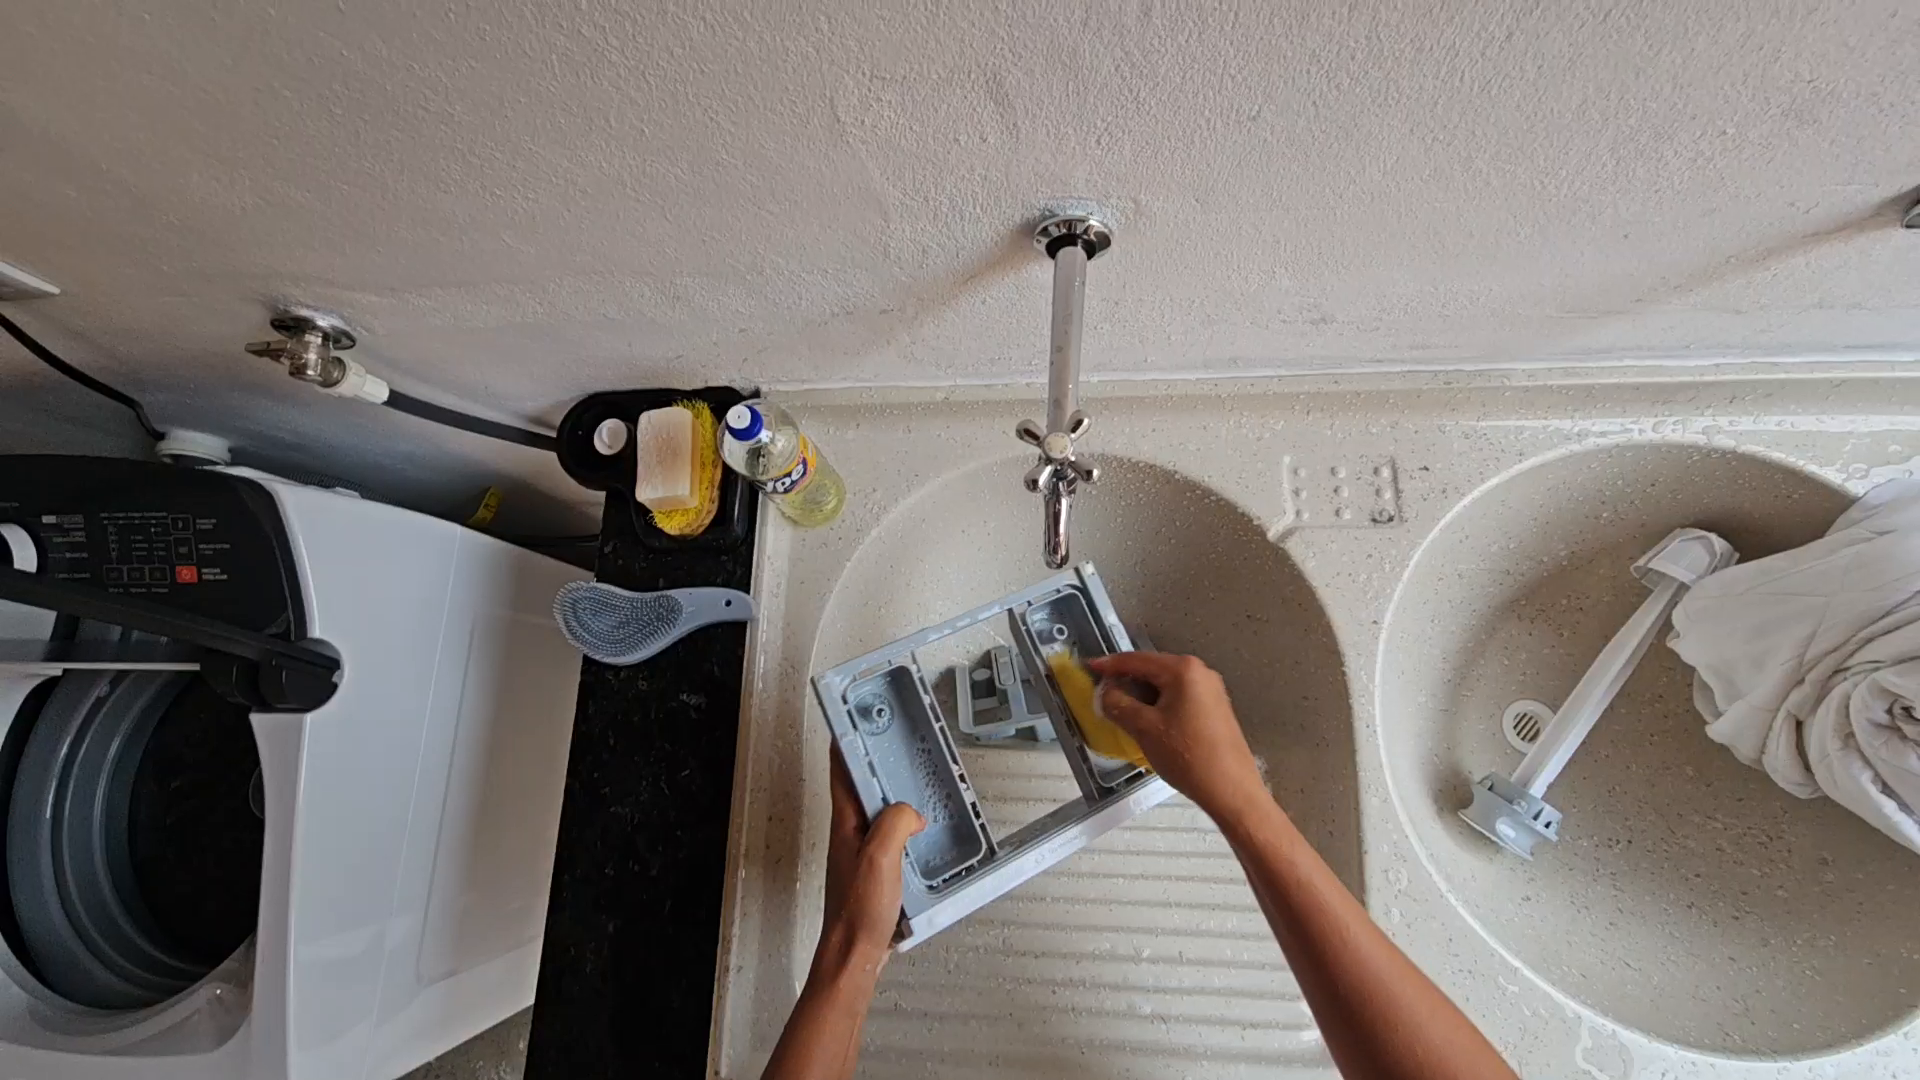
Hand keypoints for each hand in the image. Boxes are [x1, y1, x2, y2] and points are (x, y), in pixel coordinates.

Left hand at [820, 751, 924, 971]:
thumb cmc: (857, 913)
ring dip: (895, 790)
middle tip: (895, 740)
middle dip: (876, 758)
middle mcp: (850, 829)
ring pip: (878, 806)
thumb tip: (911, 811)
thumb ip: (895, 822)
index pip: (840, 766)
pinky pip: (891, 832)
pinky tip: (922, 829)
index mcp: (845, 820)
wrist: (854, 956)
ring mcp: (861, 848)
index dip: (846, 737)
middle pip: (861, 781)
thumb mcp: (880, 858)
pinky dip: (906, 821)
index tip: (855, 715)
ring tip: (916, 778)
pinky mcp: (875, 866)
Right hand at [1084, 651, 1266, 819]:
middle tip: (1103, 694)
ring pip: (1165, 685)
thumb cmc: (1189, 757)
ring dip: (1142, 696)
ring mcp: (1211, 691)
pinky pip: (1178, 698)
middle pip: (1152, 670)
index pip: (1137, 660)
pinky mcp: (1215, 709)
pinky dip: (1159, 705)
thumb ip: (1118, 704)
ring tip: (1122, 712)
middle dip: (1126, 682)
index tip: (1091, 667)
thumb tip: (1106, 693)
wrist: (1232, 791)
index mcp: (1183, 670)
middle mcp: (1200, 673)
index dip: (1110, 665)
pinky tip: (1148, 723)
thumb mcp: (1143, 728)